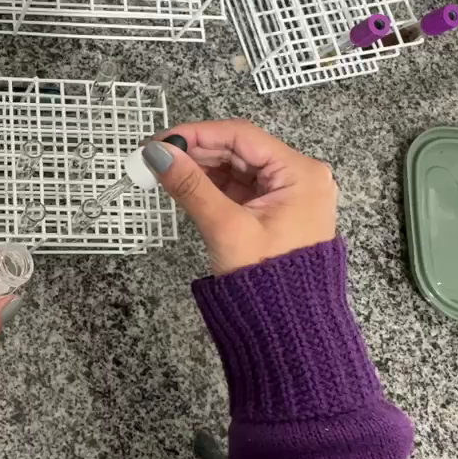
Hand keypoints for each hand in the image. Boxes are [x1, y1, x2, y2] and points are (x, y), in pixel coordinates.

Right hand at [141, 120, 336, 274]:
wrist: (286, 325)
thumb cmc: (268, 280)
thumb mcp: (225, 226)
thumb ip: (190, 185)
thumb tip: (160, 153)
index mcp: (300, 173)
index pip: (242, 136)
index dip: (198, 133)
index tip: (163, 140)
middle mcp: (298, 177)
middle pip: (239, 149)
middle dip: (197, 150)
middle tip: (157, 155)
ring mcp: (286, 194)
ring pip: (236, 166)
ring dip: (201, 166)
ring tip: (166, 169)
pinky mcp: (272, 209)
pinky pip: (238, 185)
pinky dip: (211, 183)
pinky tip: (186, 183)